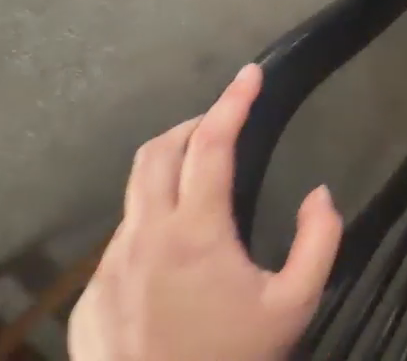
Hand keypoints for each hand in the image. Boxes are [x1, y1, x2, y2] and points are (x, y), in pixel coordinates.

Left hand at [69, 65, 341, 360]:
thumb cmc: (232, 359)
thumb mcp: (296, 305)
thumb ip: (320, 240)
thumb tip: (319, 195)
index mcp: (194, 234)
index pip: (211, 146)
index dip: (233, 102)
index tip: (251, 74)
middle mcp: (142, 241)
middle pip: (155, 155)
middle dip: (192, 125)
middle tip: (225, 124)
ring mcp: (107, 272)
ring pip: (136, 198)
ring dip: (171, 176)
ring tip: (205, 192)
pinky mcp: (87, 303)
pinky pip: (122, 243)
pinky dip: (153, 225)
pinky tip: (177, 261)